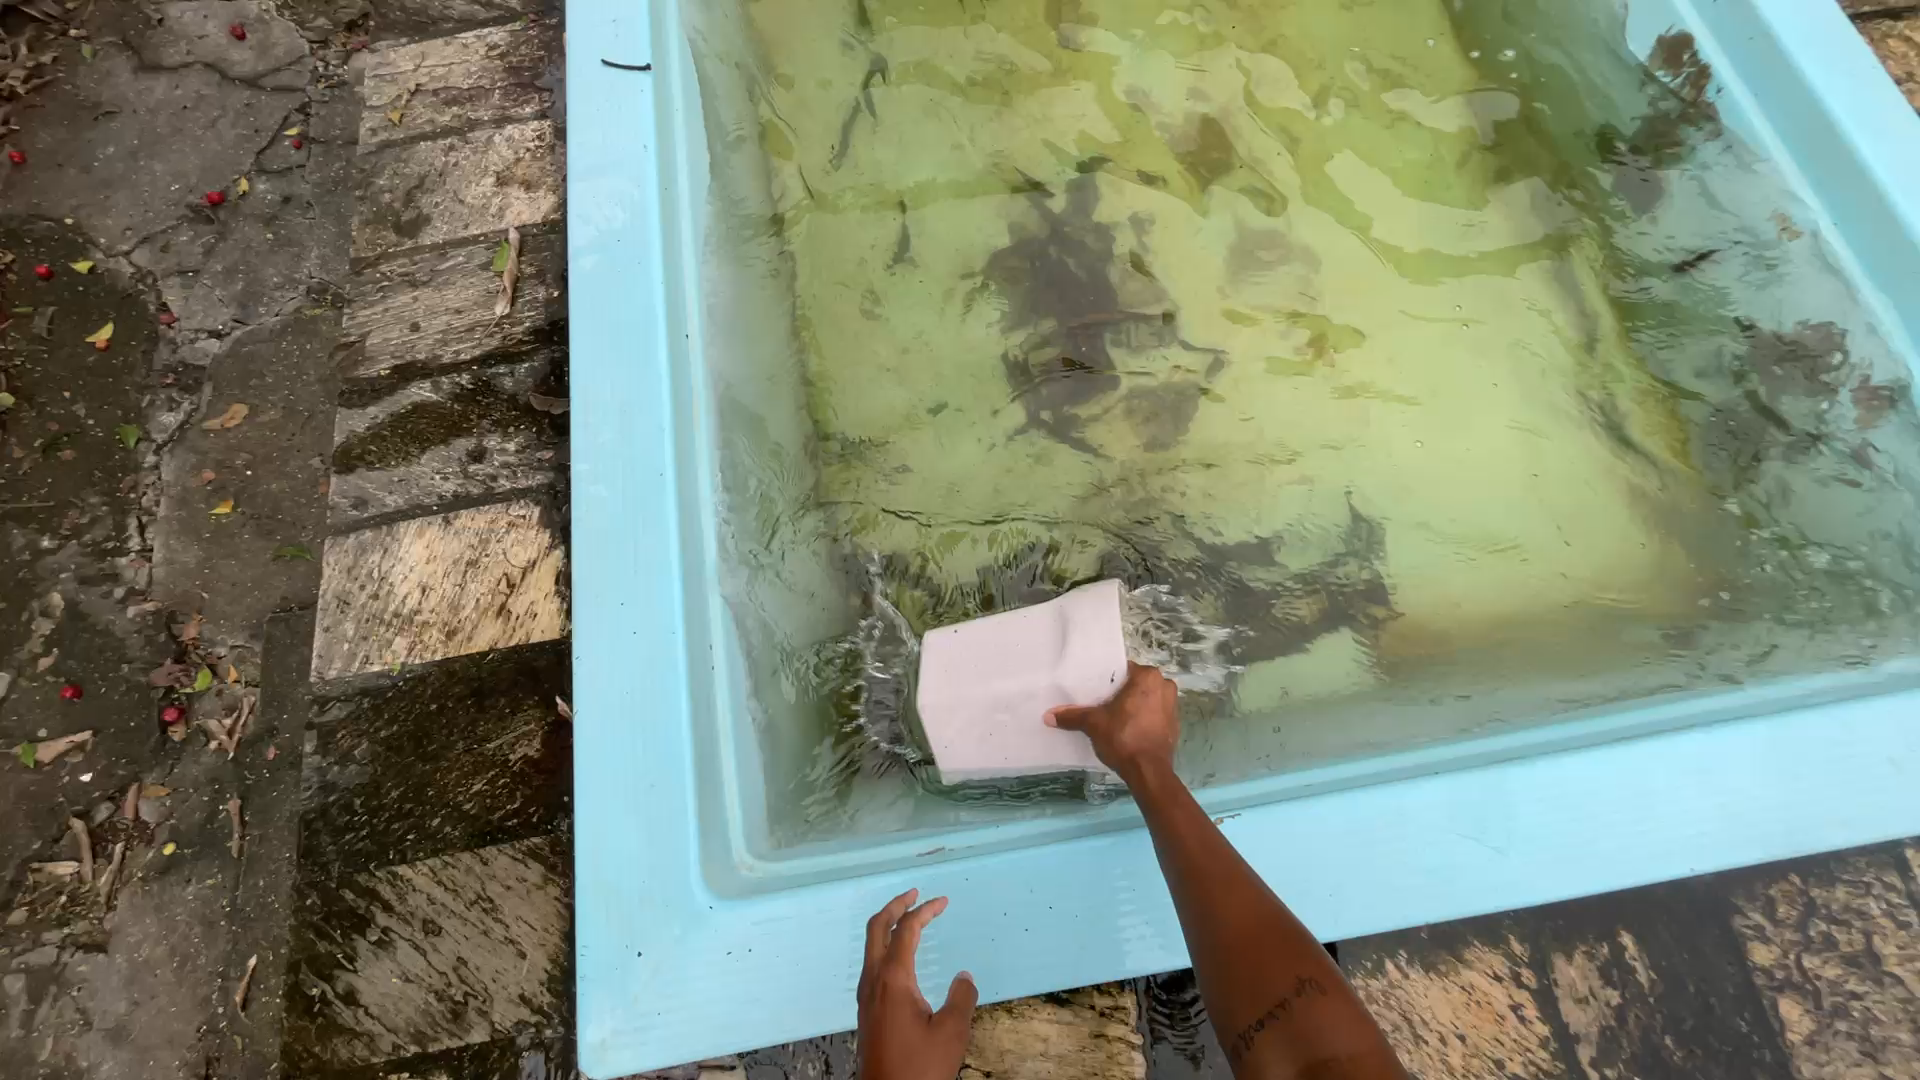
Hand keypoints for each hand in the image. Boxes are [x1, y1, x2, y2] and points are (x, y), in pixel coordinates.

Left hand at [857, 889, 977, 1079]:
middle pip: (877, 927)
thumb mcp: (951, 1033)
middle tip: (916, 893)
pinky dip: (886, 945)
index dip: (925, 910)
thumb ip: (961, 997)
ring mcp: (866, 995)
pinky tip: (902, 957)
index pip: (906, 929)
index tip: (943, 902)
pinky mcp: (867, 1010)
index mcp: (892, 978)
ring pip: (871, 945)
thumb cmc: (919, 1068)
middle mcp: (873, 980)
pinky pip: (873, 963)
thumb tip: (963, 976)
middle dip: (896, 905)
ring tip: (909, 918)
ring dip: (889, 924)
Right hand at [1045, 662, 1178, 783]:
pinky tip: (1129, 729)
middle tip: (1102, 703)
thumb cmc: (1123, 738)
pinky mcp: (1175, 724)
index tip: (1096, 689)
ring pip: (1147, 699)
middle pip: (1136, 684)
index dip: (1108, 679)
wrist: (1149, 772)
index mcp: (1148, 677)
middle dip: (1121, 692)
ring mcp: (1173, 706)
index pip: (1123, 669)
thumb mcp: (1093, 724)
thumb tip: (1048, 716)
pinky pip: (1155, 714)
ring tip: (1114, 716)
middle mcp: (1164, 685)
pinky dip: (1144, 718)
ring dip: (1134, 705)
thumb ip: (1072, 716)